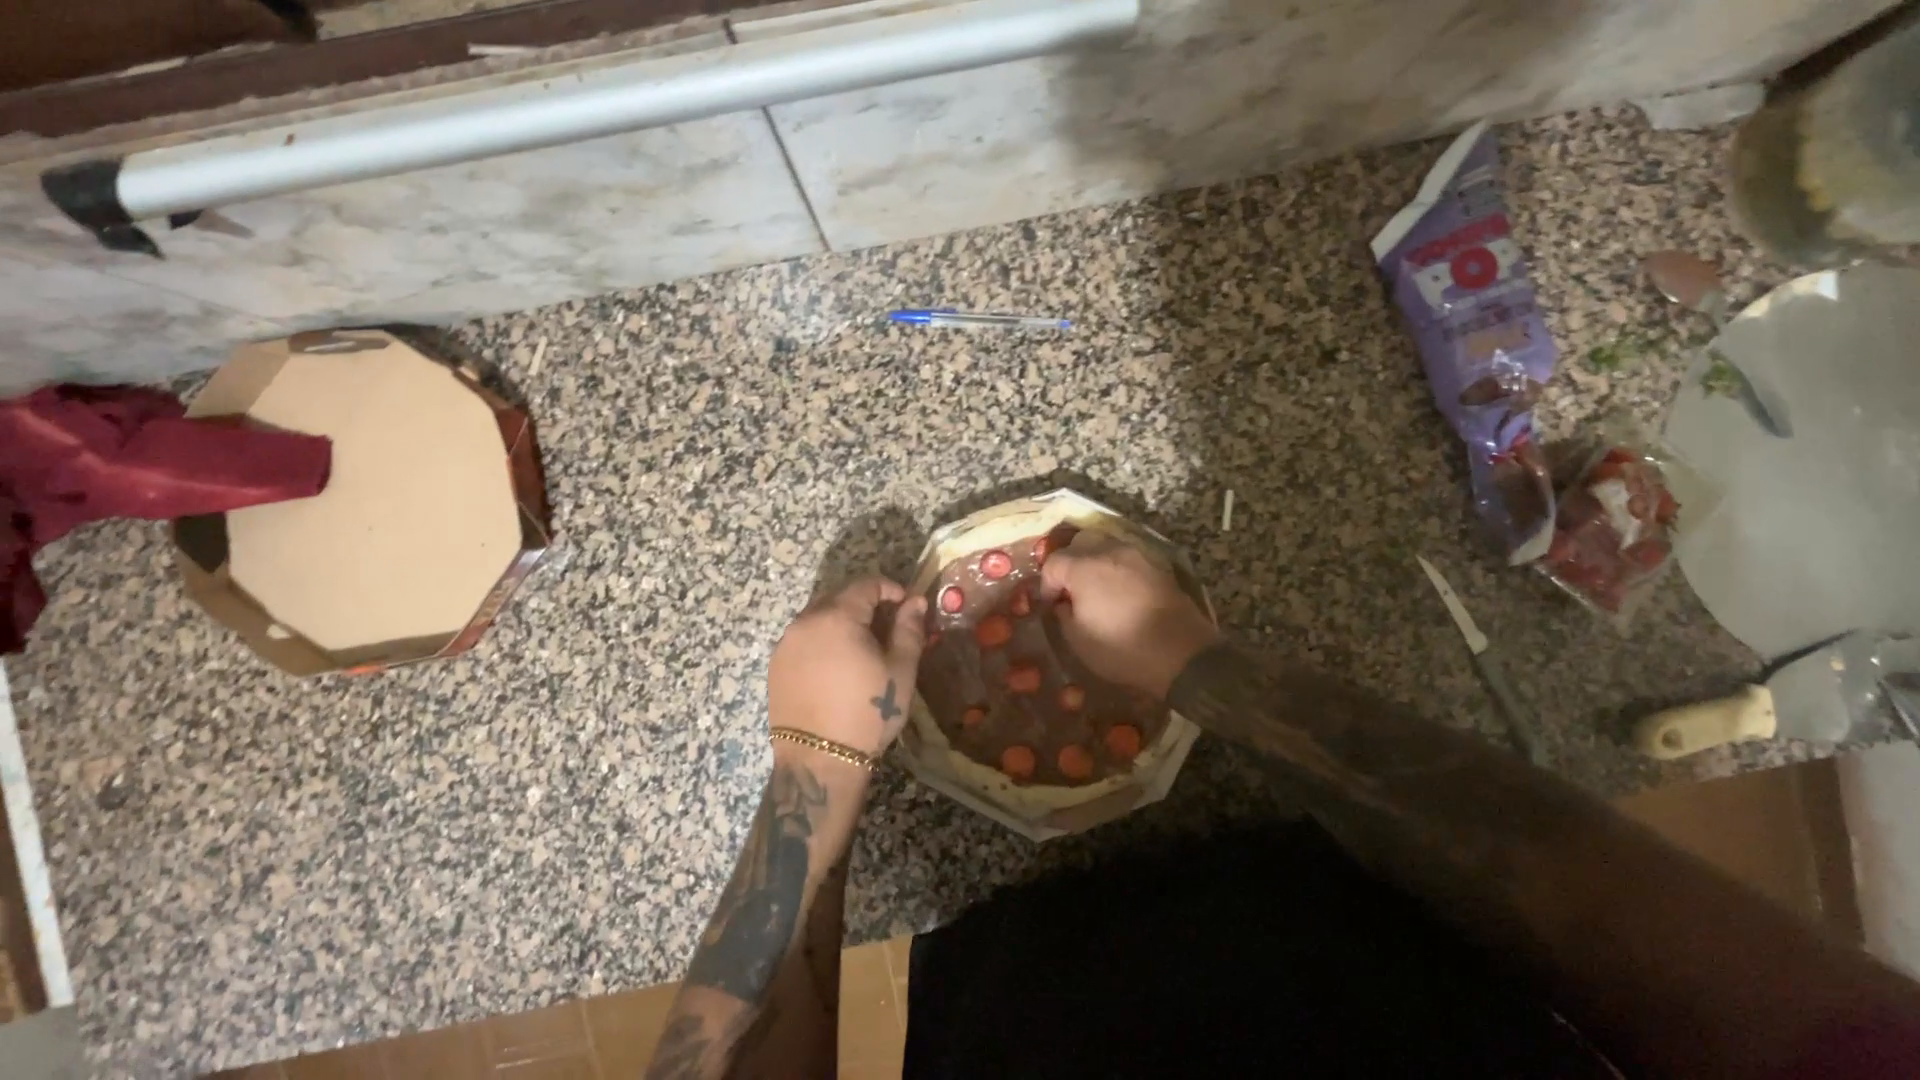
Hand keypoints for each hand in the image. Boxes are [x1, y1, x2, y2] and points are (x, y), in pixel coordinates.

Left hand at [768, 577, 927, 758]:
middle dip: (865, 604)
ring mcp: (785, 644)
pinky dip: (822, 641)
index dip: (890, 589)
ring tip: (863, 648)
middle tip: (888, 627)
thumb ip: (908, 629)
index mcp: (837, 617)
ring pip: (818, 617)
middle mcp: (805, 621)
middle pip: (839, 597)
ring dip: (842, 622)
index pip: (866, 584)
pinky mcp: (776, 665)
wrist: (820, 760)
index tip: (907, 606)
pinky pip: (803, 639)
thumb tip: (915, 602)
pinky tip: (837, 666)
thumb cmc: (868, 712)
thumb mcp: (899, 670)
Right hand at [1039, 532, 1220, 699]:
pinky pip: (1128, 556)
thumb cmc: (1122, 648)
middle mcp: (1109, 551)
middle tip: (1071, 590)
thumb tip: (1063, 603)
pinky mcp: (1158, 564)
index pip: (1053, 562)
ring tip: (1097, 588)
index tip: (1052, 605)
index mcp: (1084, 567)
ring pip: (1106, 544)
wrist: (1181, 652)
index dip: (1047, 584)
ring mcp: (1136, 554)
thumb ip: (1063, 615)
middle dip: (1070, 562)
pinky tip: (1120, 590)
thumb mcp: (1079, 641)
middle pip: (1079, 542)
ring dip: (1095, 561)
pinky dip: (1118, 567)